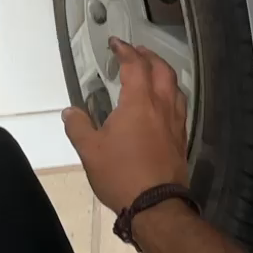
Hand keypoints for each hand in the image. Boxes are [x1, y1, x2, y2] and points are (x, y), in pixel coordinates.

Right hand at [63, 37, 189, 211]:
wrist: (157, 208)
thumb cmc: (122, 175)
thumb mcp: (89, 151)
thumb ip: (78, 126)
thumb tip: (70, 111)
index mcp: (138, 103)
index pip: (135, 65)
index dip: (125, 50)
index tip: (116, 43)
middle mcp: (160, 107)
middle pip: (162, 70)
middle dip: (148, 56)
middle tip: (136, 51)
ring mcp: (175, 124)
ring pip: (175, 87)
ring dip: (164, 73)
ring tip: (152, 72)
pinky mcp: (181, 140)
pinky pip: (180, 107)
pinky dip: (171, 94)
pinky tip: (163, 104)